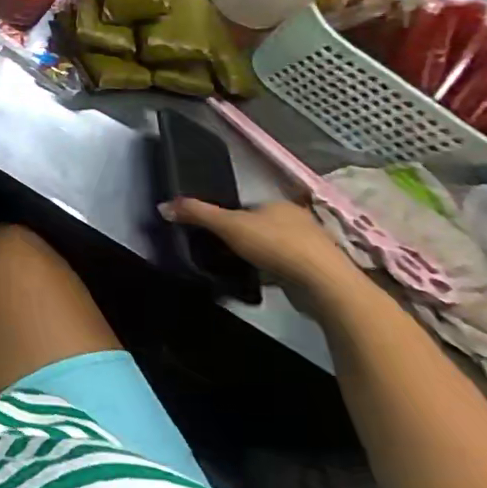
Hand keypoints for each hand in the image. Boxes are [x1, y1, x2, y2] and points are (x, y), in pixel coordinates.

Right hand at [160, 198, 359, 300]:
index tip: (216, 234)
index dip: (229, 218)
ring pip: (276, 247)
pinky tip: (265, 281)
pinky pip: (288, 267)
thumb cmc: (275, 245)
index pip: (247, 207)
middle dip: (245, 238)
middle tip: (224, 253)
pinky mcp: (318, 271)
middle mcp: (298, 219)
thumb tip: (162, 206)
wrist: (324, 284)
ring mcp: (311, 246)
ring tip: (241, 269)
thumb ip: (197, 214)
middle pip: (262, 226)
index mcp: (278, 203)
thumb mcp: (228, 226)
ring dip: (261, 257)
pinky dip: (275, 273)